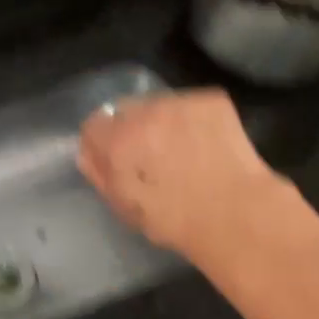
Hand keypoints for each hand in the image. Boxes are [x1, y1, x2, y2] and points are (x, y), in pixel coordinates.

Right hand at [78, 89, 291, 258]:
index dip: (99, 143)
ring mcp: (181, 101)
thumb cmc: (170, 219)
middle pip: (124, 109)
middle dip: (128, 129)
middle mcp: (147, 111)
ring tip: (175, 151)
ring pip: (157, 104)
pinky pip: (188, 104)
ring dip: (159, 122)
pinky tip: (199, 144)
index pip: (93, 125)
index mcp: (118, 141)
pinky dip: (188, 120)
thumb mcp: (122, 206)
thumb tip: (88, 153)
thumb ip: (100, 175)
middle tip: (144, 158)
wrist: (230, 211)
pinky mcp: (211, 98)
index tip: (110, 160)